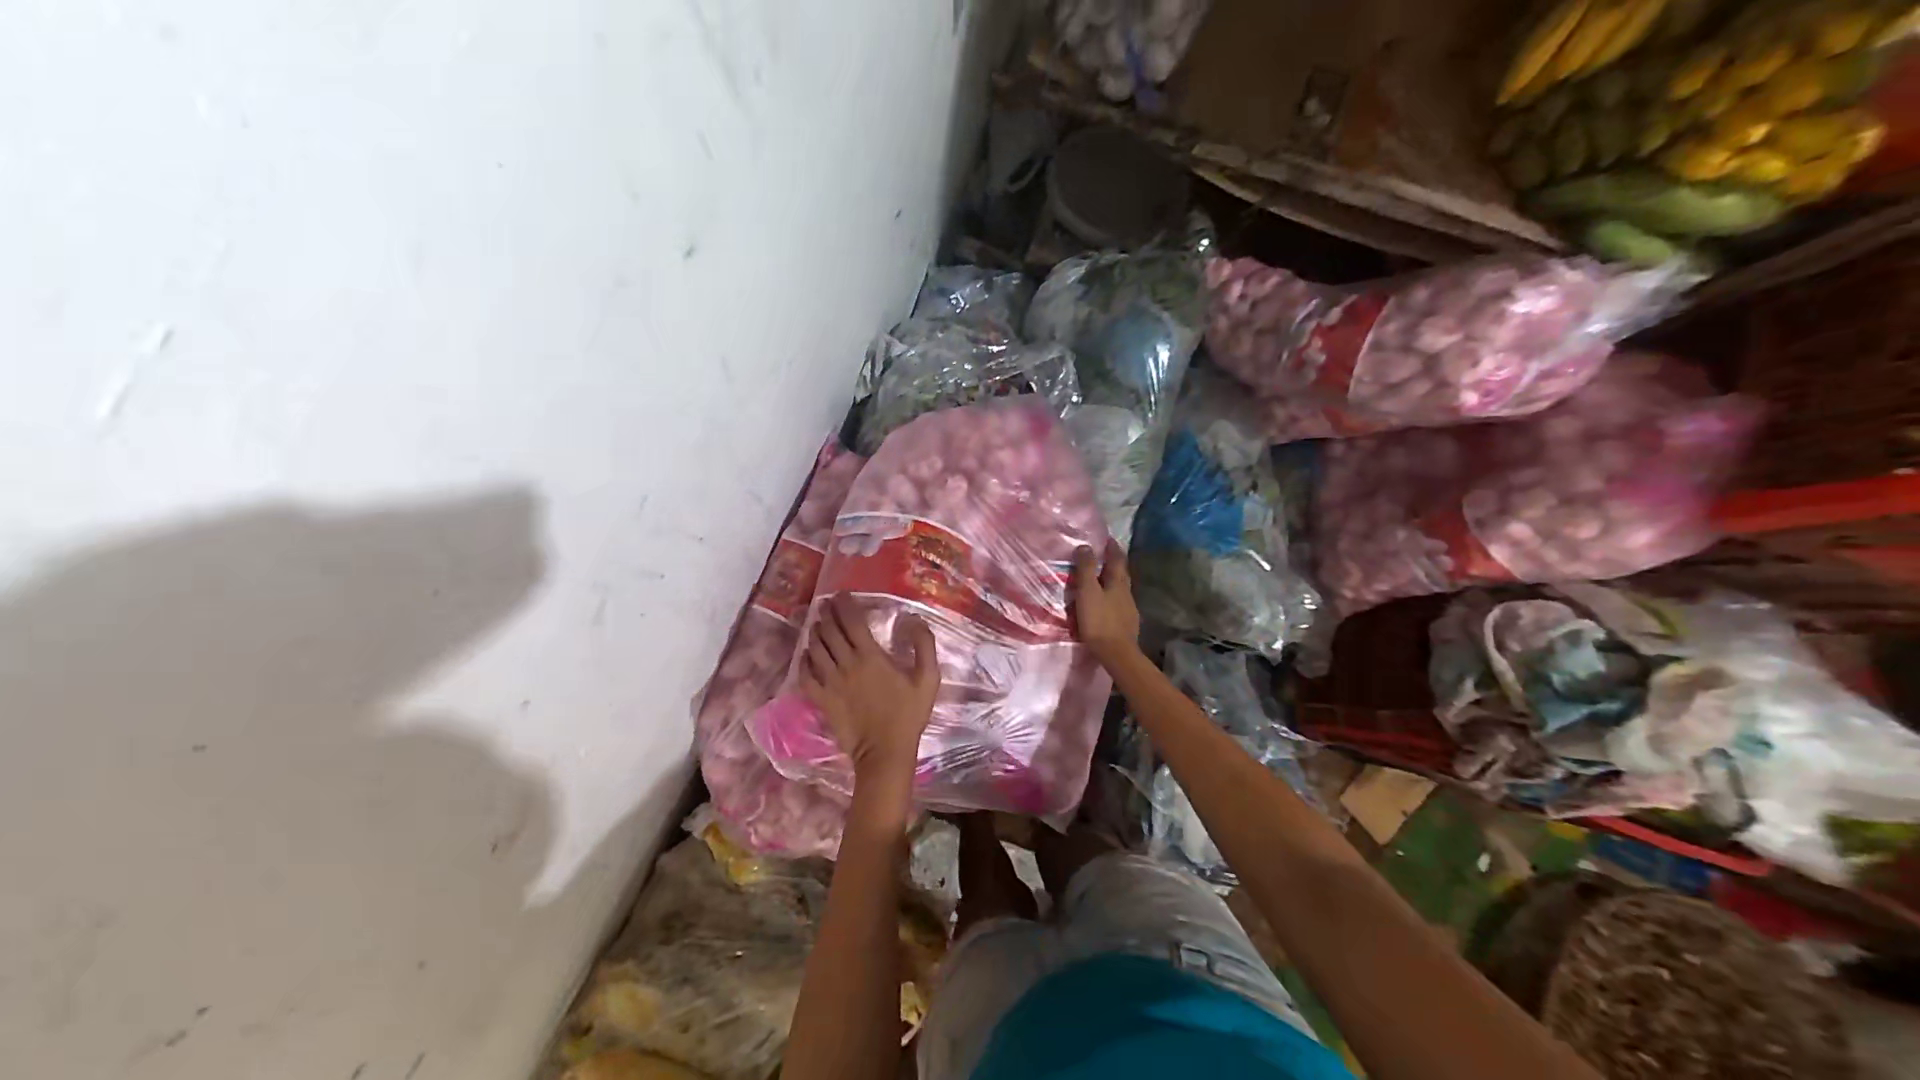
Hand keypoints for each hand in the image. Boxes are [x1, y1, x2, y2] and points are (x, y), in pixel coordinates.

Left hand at [798, 594, 939, 781]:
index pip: (852, 621)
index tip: (841, 595)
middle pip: (830, 631)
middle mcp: (846, 664)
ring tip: (816, 624)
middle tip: (826, 605)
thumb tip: (913, 620)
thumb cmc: (908, 714)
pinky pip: (806, 675)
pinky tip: (806, 654)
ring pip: (816, 649)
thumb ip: (924, 646)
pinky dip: (804, 661)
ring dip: (815, 632)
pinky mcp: (821, 699)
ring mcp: (831, 682)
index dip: (844, 605)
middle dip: (827, 614)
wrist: (885, 751)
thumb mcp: (928, 679)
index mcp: (871, 656)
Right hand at [1071, 541, 1140, 664]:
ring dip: (1112, 580)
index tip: (1107, 538)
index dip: (1112, 547)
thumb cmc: (1099, 620)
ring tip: (1101, 578)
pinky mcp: (1126, 623)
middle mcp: (1126, 592)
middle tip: (1104, 555)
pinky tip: (1105, 603)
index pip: (1117, 559)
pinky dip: (1111, 597)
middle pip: (1121, 573)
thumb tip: (1086, 546)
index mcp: (1117, 582)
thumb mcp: (1088, 592)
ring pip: (1121, 588)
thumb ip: (1086, 569)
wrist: (1116, 653)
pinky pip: (1118, 603)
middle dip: (1114, 562)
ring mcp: (1128, 608)